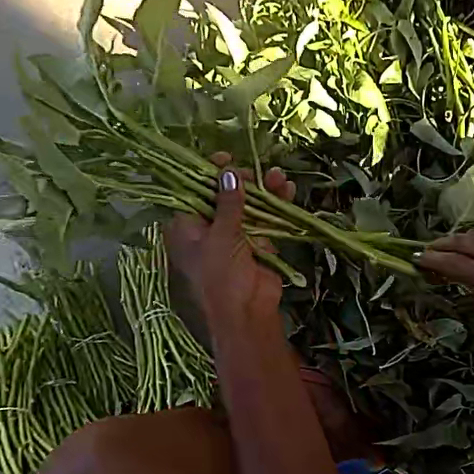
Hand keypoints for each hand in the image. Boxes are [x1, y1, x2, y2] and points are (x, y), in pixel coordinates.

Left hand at [164, 155, 294, 334]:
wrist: (246, 314)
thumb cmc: (220, 277)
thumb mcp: (221, 237)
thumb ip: (228, 204)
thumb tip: (229, 174)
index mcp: (186, 228)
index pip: (193, 192)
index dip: (208, 175)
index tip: (224, 159)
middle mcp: (208, 230)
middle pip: (223, 196)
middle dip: (241, 181)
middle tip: (254, 172)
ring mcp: (235, 237)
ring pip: (248, 206)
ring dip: (263, 191)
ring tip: (278, 177)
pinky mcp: (258, 244)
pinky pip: (266, 220)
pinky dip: (276, 206)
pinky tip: (287, 190)